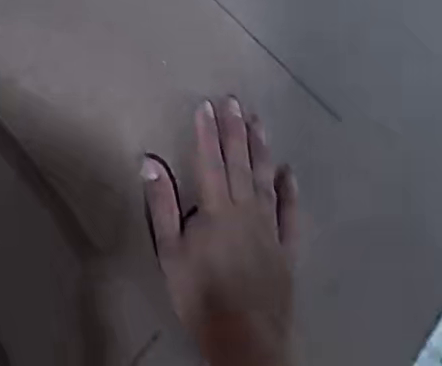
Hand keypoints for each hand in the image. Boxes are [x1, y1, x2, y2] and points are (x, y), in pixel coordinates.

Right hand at [142, 97, 297, 365]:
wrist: (247, 341)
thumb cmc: (200, 295)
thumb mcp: (169, 251)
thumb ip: (162, 205)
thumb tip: (150, 161)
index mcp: (216, 209)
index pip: (209, 159)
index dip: (206, 130)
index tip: (205, 104)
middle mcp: (245, 211)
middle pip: (239, 162)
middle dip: (235, 129)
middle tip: (234, 100)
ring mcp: (269, 229)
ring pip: (264, 179)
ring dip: (260, 148)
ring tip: (258, 121)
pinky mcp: (286, 250)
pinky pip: (290, 214)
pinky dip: (289, 191)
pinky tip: (289, 171)